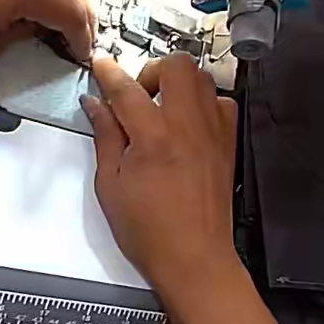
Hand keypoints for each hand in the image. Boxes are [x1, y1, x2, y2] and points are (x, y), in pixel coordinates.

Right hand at [82, 54, 243, 290]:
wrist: (194, 259)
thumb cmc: (149, 231)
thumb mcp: (110, 184)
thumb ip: (104, 137)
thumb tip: (95, 106)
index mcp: (154, 139)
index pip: (127, 89)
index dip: (109, 72)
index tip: (101, 64)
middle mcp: (189, 128)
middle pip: (176, 66)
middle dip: (150, 70)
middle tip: (136, 94)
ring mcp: (213, 133)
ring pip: (202, 78)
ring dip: (177, 82)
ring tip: (160, 107)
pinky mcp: (227, 143)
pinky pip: (220, 102)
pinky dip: (202, 101)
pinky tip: (185, 122)